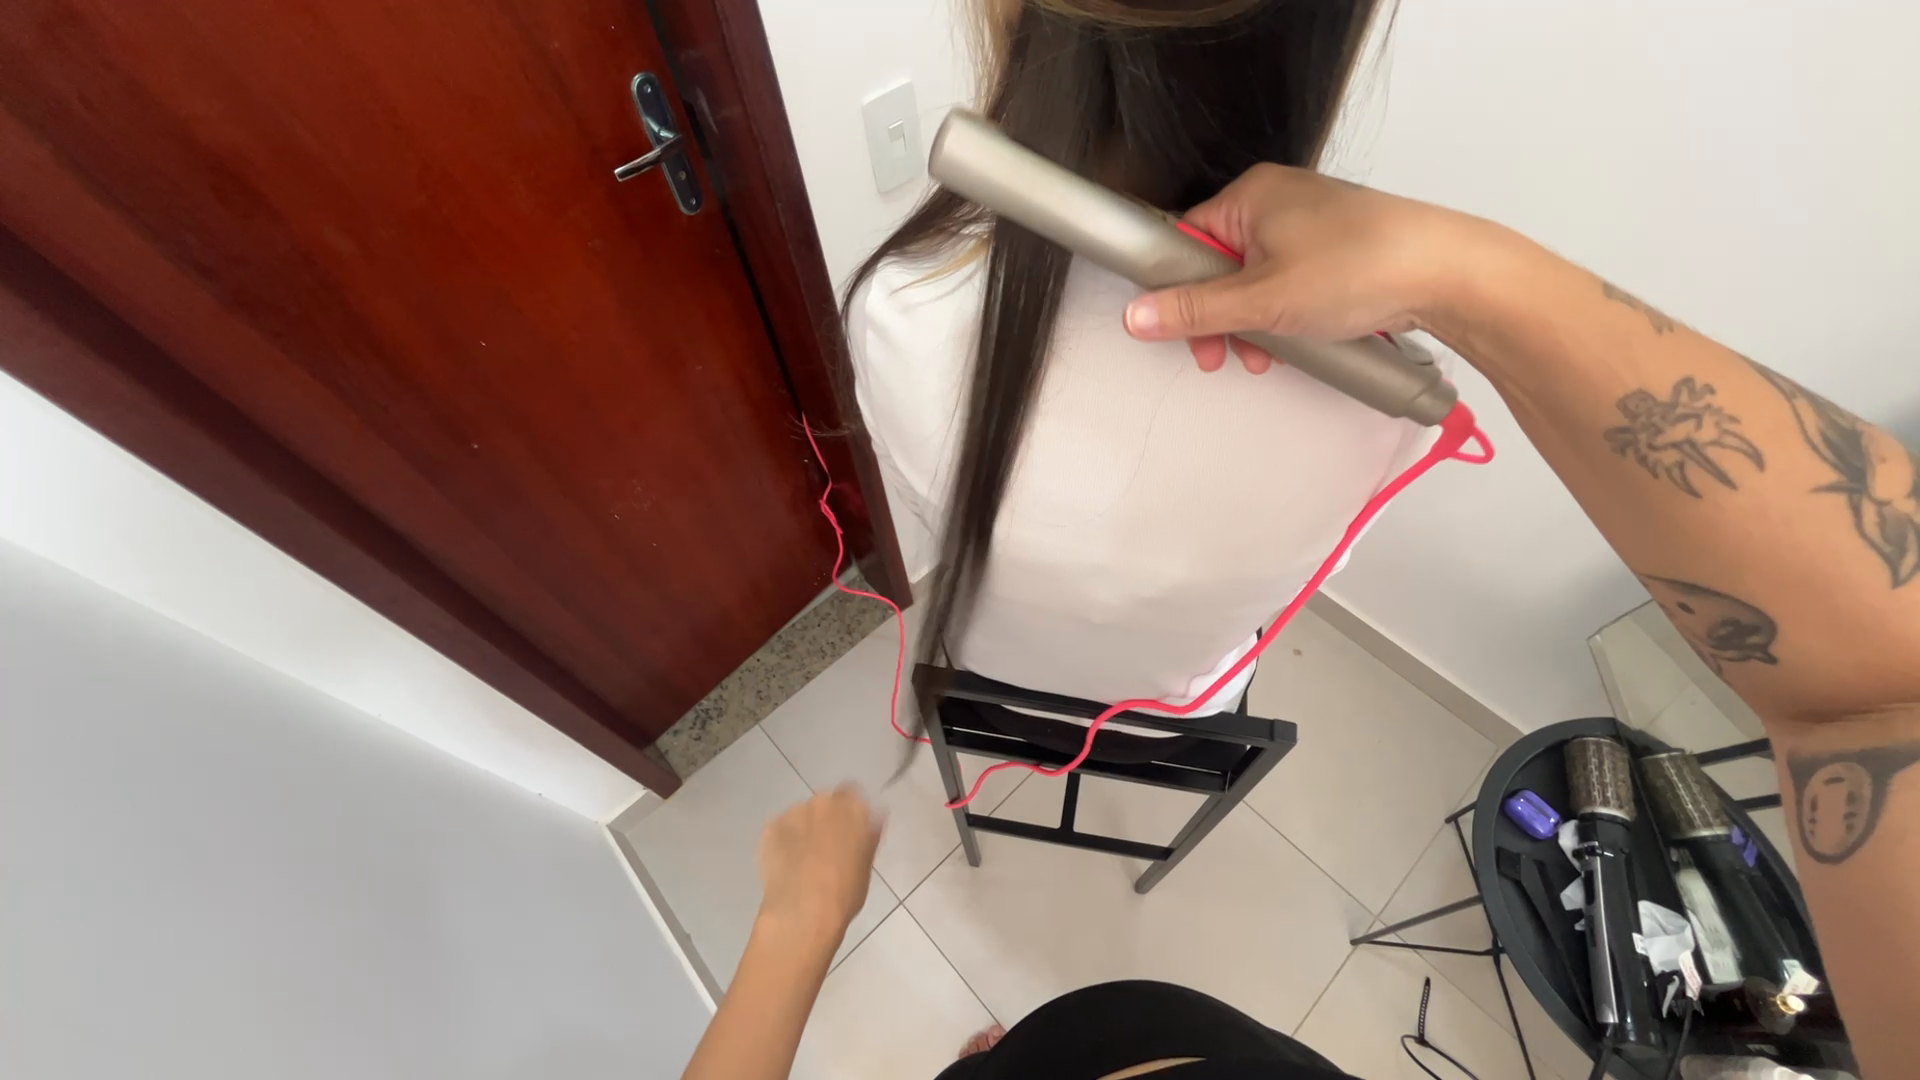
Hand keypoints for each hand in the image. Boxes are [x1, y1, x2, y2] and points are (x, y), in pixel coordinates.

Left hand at [756, 785, 882, 940]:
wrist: (801, 913)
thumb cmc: (843, 893)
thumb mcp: (865, 865)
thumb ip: (869, 835)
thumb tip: (875, 815)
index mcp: (852, 808)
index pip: (852, 793)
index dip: (850, 809)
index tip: (849, 828)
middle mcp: (824, 801)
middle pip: (825, 802)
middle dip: (826, 819)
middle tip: (826, 847)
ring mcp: (794, 812)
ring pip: (801, 815)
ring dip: (804, 828)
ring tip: (802, 859)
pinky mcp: (771, 827)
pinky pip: (781, 828)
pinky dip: (784, 840)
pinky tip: (786, 864)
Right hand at [1121, 164, 1505, 371]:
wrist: (1448, 275)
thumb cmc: (1361, 267)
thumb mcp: (1260, 299)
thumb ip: (1193, 310)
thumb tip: (1136, 316)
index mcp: (1250, 197)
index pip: (1183, 241)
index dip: (1175, 291)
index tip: (1178, 328)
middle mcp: (1274, 204)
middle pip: (1213, 268)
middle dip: (1215, 319)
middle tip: (1221, 354)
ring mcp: (1302, 227)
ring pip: (1247, 284)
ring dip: (1246, 326)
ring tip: (1265, 354)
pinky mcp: (1325, 251)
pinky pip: (1278, 286)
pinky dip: (1276, 318)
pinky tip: (1288, 342)